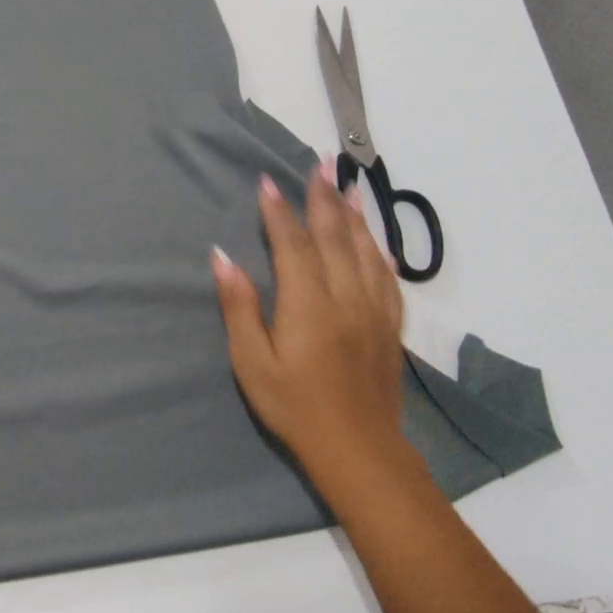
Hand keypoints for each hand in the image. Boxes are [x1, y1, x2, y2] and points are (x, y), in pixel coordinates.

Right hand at [211, 164, 409, 475]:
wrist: (358, 447)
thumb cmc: (292, 404)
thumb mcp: (251, 360)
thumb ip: (240, 307)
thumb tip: (223, 258)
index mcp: (309, 306)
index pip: (293, 246)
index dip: (279, 212)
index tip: (268, 180)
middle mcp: (347, 300)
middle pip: (335, 239)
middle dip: (324, 200)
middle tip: (320, 164)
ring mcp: (374, 312)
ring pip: (365, 252)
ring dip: (352, 217)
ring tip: (347, 187)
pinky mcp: (388, 328)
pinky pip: (386, 277)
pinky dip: (376, 250)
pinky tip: (372, 241)